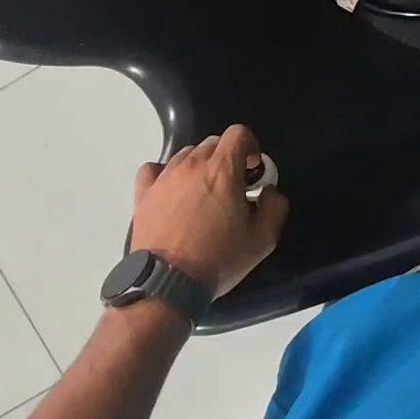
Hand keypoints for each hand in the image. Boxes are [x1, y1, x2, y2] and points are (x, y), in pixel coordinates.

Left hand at [127, 123, 287, 297]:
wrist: (167, 285)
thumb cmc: (218, 259)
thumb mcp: (262, 239)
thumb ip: (276, 206)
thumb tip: (269, 191)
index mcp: (223, 169)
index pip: (239, 133)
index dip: (251, 146)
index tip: (252, 170)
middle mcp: (192, 165)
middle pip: (213, 143)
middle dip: (227, 158)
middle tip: (231, 188)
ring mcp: (165, 177)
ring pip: (186, 154)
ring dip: (199, 167)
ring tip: (202, 195)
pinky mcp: (144, 194)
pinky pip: (155, 169)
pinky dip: (167, 174)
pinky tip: (173, 192)